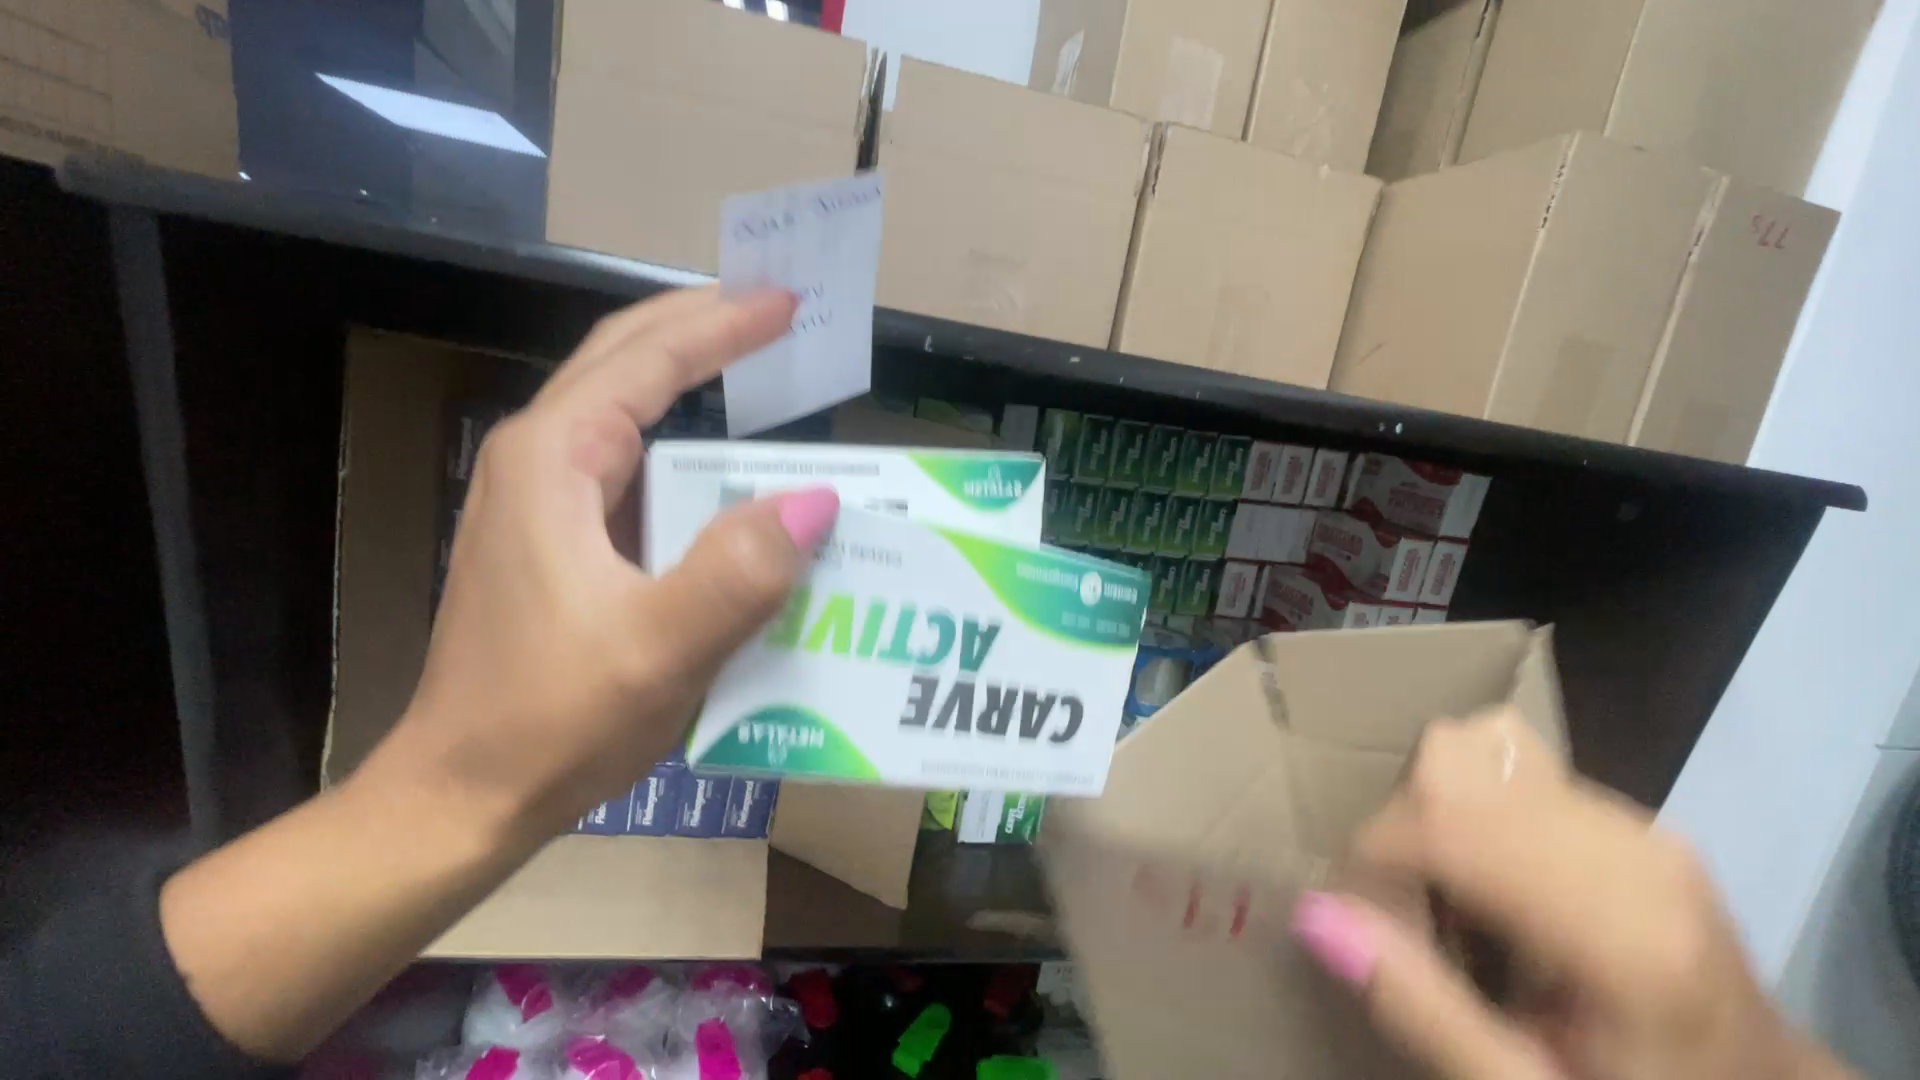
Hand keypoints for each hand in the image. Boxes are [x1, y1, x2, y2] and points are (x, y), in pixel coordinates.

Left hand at [358, 285, 840, 842]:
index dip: (721, 324)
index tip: (786, 303)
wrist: (465, 794)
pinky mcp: (560, 543)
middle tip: (779, 314)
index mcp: (553, 462)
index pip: (645, 360)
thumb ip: (738, 572)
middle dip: (702, 328)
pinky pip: (635, 471)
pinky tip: (730, 475)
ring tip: (764, 375)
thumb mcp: (659, 649)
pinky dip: (688, 452)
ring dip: (694, 384)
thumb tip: (816, 500)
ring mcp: (544, 504)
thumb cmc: (551, 719)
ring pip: (628, 414)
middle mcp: (540, 464)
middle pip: (626, 363)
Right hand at [1290, 709, 1852, 1079]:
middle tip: (1410, 914)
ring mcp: (1639, 819)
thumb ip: (1421, 1008)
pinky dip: (1464, 807)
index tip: (1358, 919)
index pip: (1447, 822)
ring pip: (1474, 750)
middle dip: (1399, 829)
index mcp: (1624, 929)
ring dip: (1429, 813)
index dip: (1372, 856)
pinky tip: (1485, 879)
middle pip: (1454, 765)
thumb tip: (1314, 912)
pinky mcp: (1628, 811)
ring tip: (1446, 897)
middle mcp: (1637, 848)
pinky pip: (1505, 764)